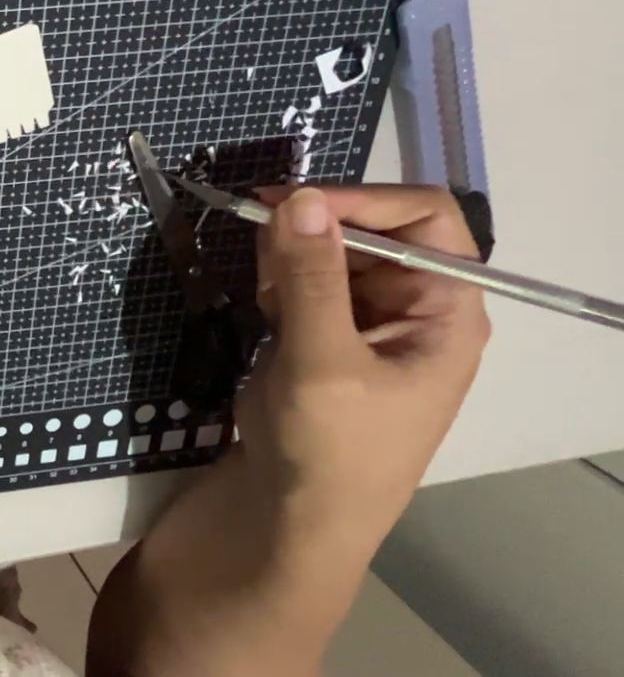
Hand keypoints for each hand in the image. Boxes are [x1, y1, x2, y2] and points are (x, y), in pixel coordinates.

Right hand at [238, 184, 491, 548]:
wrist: (296, 504)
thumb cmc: (333, 443)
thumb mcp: (321, 361)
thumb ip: (310, 278)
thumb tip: (298, 198)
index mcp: (445, 308)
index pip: (424, 220)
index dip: (361, 199)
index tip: (287, 202)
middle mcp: (412, 301)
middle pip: (367, 226)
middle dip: (309, 231)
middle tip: (259, 254)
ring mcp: (365, 312)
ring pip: (323, 247)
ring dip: (284, 260)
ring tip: (268, 305)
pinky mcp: (323, 323)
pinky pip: (298, 274)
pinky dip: (273, 280)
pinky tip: (265, 314)